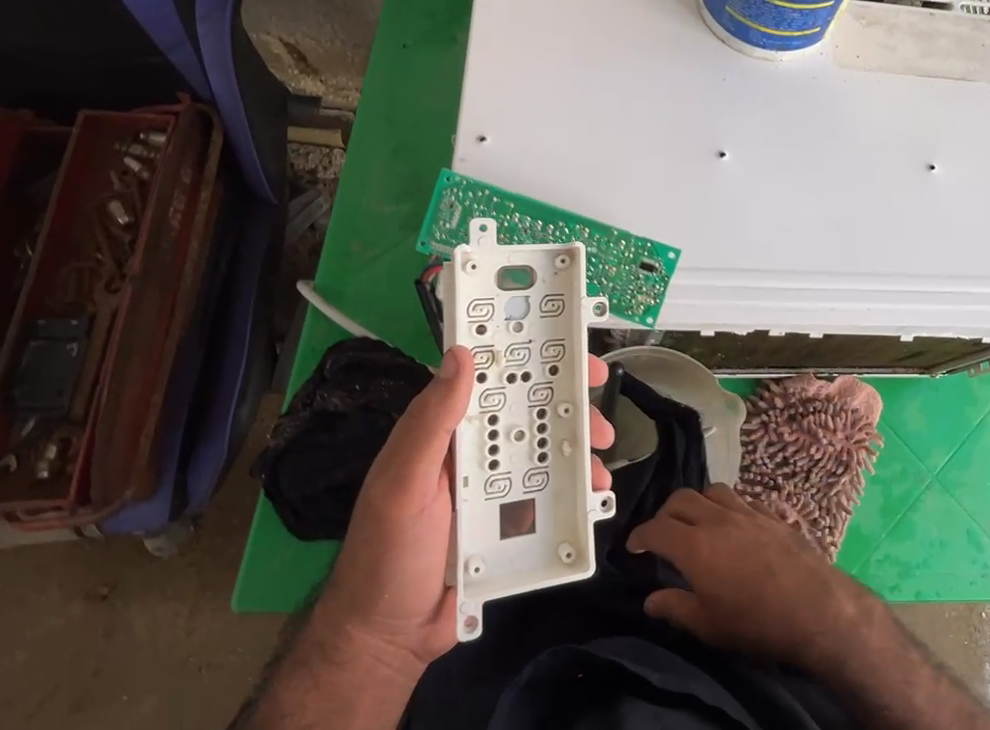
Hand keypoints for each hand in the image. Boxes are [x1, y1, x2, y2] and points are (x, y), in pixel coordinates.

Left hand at [310, 346, 615, 671]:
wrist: (389, 637)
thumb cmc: (387, 555)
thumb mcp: (402, 485)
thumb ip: (430, 422)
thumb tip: (461, 354)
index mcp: (444, 434)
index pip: (488, 382)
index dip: (526, 360)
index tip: (567, 352)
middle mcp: (473, 454)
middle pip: (529, 416)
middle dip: (569, 406)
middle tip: (597, 410)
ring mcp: (494, 489)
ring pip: (547, 455)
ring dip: (579, 449)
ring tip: (602, 455)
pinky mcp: (512, 523)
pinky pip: (552, 497)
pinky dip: (577, 491)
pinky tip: (594, 493)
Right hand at [627, 484, 882, 667]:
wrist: (815, 608)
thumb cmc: (755, 622)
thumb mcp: (708, 625)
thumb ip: (675, 608)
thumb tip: (651, 600)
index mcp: (695, 546)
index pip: (657, 528)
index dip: (640, 535)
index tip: (633, 546)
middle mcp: (718, 520)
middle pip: (682, 499)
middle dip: (665, 512)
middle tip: (661, 532)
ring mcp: (748, 513)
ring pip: (714, 491)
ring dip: (698, 502)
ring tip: (697, 521)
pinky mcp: (773, 515)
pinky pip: (743, 499)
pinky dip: (728, 506)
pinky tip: (733, 524)